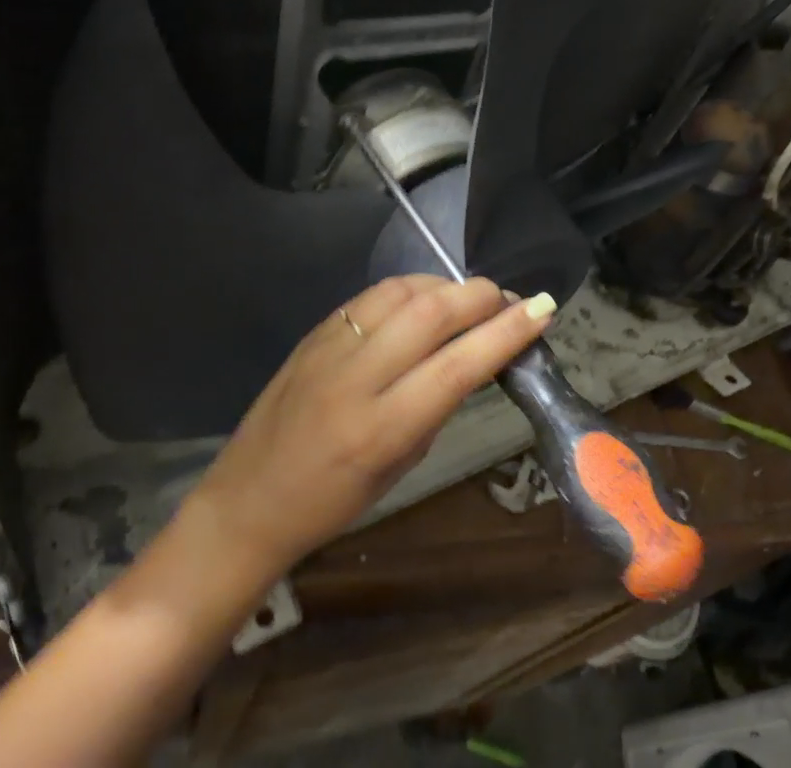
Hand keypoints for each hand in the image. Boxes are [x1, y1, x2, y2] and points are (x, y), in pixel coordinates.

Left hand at [182, 275, 556, 576]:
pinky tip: (424, 301)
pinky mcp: (312, 334)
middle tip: (511, 300)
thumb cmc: (333, 504)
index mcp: (381, 428)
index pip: (458, 365)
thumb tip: (473, 359)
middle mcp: (355, 378)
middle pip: (431, 313)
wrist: (248, 501)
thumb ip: (436, 407)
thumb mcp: (400, 466)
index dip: (507, 332)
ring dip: (446, 286)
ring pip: (400, 291)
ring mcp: (328, 349)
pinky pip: (371, 298)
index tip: (542, 310)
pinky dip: (409, 290)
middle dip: (482, 296)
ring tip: (470, 299)